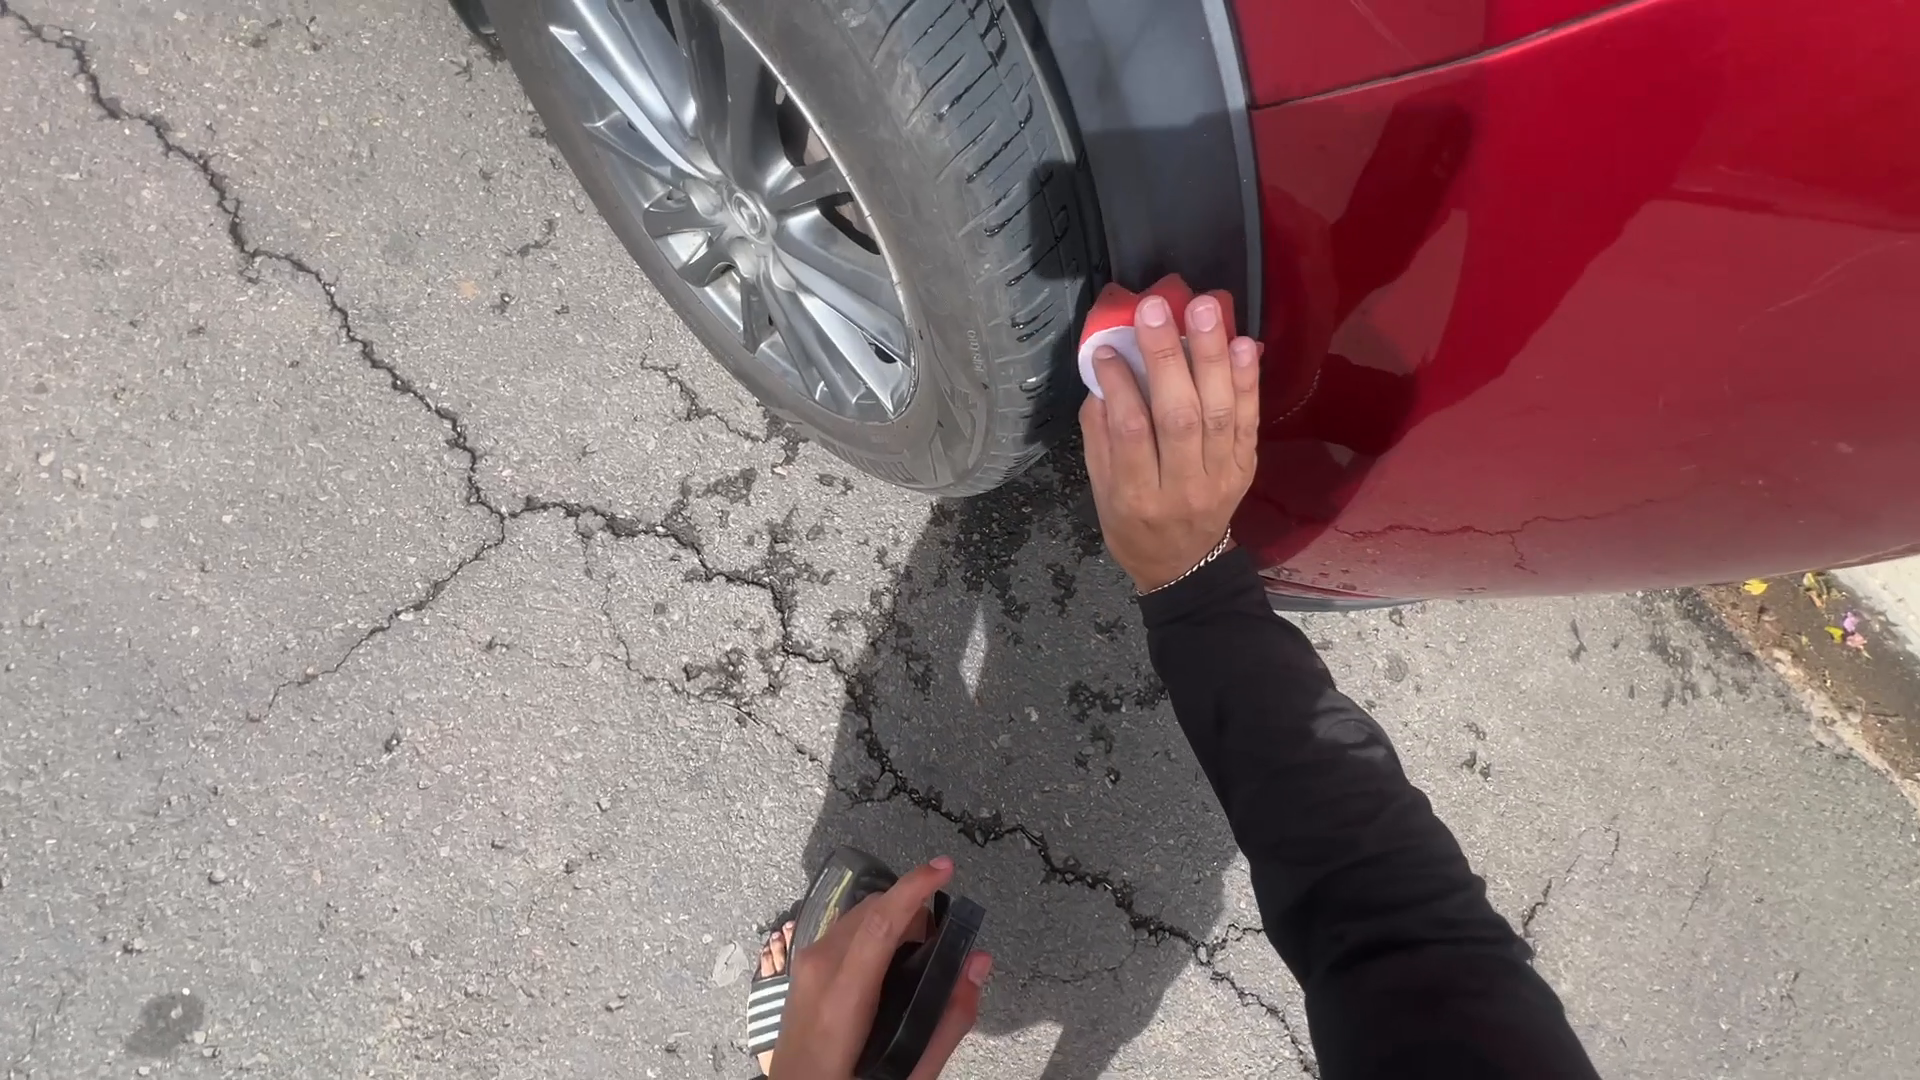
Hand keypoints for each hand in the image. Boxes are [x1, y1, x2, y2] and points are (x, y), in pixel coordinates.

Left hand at [771, 858, 992, 1079]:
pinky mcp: (804, 963)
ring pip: (861, 912)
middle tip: (940, 944)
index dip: (915, 887)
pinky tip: (890, 960)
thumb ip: (948, 1021)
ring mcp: (806, 962)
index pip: (880, 924)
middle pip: (874, 910)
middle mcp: (819, 968)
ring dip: (896, 916)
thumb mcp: (907, 1075)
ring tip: (917, 955)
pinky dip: (877, 927)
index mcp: (841, 1000)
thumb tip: (978, 962)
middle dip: (914, 908)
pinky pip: (848, 926)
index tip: (945, 867)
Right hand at [1080, 292, 1260, 592]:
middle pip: (1178, 415)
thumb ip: (1099, 441)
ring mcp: (1221, 477)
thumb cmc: (1132, 527)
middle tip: (1157, 307)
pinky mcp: (1245, 467)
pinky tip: (1243, 343)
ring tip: (1206, 308)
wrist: (1183, 565)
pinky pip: (1249, 420)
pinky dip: (1247, 380)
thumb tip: (1102, 380)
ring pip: (1218, 412)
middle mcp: (1182, 486)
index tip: (1109, 347)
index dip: (1119, 384)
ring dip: (1212, 356)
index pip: (1130, 431)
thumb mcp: (1101, 493)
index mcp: (1137, 496)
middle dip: (1166, 356)